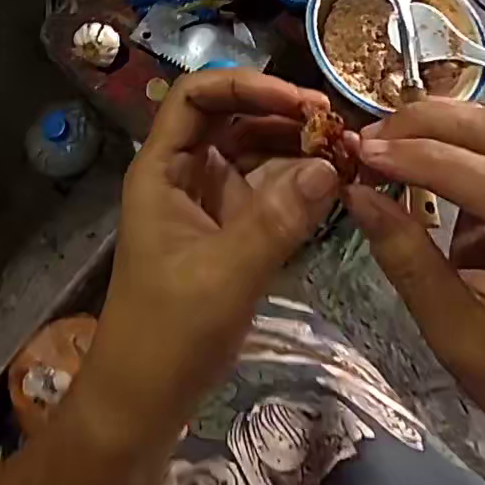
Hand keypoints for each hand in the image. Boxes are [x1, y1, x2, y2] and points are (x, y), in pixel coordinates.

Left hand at [75, 70, 342, 464]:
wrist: (144, 398)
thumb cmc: (168, 332)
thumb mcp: (226, 274)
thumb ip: (279, 220)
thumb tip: (331, 168)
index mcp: (162, 167)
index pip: (194, 96)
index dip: (242, 85)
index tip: (296, 100)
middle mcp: (184, 171)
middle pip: (228, 116)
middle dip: (276, 110)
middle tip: (332, 120)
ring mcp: (207, 197)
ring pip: (249, 148)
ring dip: (291, 142)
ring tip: (340, 144)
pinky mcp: (229, 225)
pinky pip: (263, 185)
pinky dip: (294, 177)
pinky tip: (328, 177)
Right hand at [343, 100, 484, 458]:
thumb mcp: (452, 334)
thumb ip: (406, 260)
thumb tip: (355, 193)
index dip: (431, 162)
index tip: (368, 155)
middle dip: (429, 125)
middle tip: (366, 141)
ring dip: (432, 122)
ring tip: (378, 141)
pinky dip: (440, 135)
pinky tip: (404, 149)